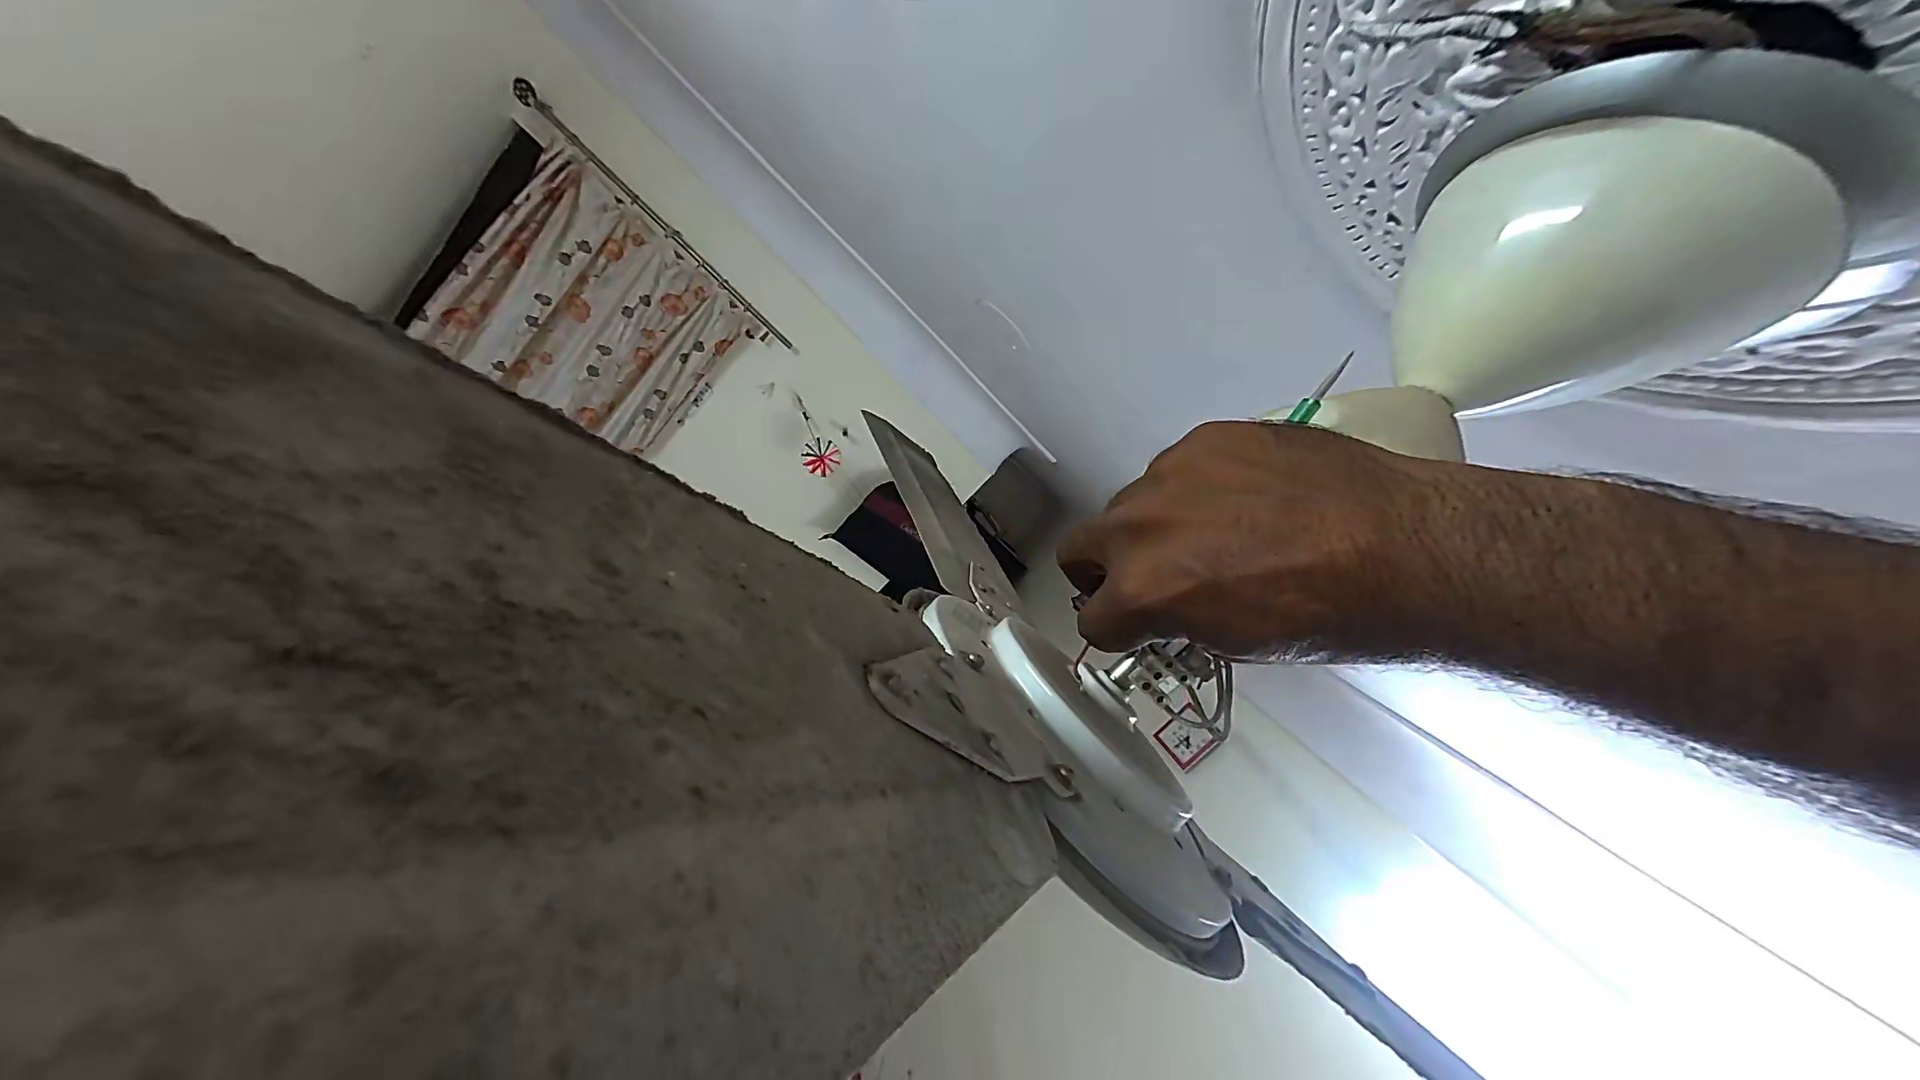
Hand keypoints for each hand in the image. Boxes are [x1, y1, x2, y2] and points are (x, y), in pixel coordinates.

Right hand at [1057, 421, 1455, 658]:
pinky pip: (1176, 470)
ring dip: (1153, 524)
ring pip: (1128, 505)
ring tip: (1220, 532)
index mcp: (1143, 589)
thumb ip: (1170, 616)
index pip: (1092, 618)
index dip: (1118, 628)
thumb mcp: (1230, 642)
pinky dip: (1194, 490)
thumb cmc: (1329, 614)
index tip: (1140, 626)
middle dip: (1106, 570)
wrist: (1407, 547)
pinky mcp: (1207, 438)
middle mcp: (1139, 526)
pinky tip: (1247, 500)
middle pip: (1079, 549)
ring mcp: (1171, 473)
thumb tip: (1162, 604)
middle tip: (1154, 577)